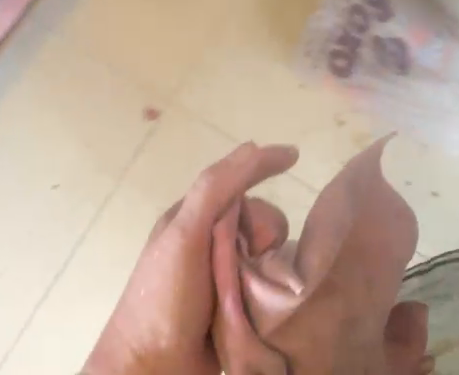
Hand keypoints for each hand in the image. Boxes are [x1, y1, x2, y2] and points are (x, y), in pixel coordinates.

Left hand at [84, 143, 298, 374]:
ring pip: (272, 253)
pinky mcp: (242, 313)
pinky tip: (282, 302)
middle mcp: (213, 246)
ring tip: (265, 290)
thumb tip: (254, 146)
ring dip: (276, 264)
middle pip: (261, 218)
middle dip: (267, 230)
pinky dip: (282, 290)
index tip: (295, 157)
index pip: (237, 183)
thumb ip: (216, 187)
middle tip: (254, 256)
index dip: (263, 167)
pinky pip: (274, 288)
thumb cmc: (163, 299)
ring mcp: (228, 281)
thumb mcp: (184, 233)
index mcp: (195, 221)